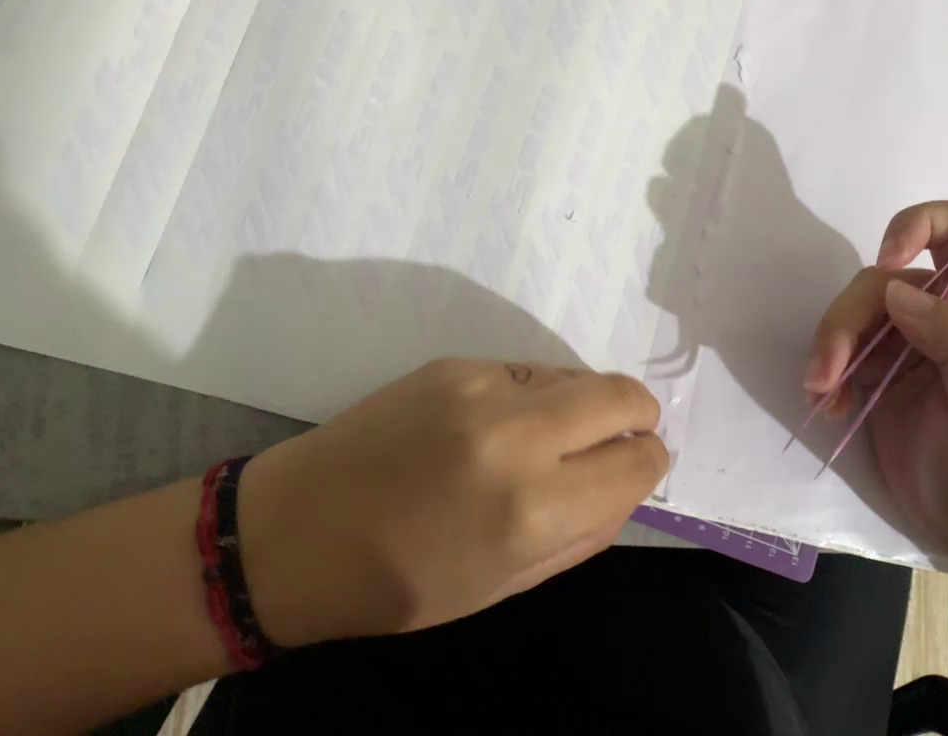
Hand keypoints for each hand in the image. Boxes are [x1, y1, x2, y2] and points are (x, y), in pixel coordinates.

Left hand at [235, 359, 667, 644]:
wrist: (295, 531)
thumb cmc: (401, 583)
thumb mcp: (504, 585)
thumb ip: (582, 534)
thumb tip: (629, 484)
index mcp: (531, 510)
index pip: (637, 463)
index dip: (651, 463)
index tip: (640, 467)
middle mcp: (515, 436)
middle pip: (622, 396)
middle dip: (640, 415)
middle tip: (625, 437)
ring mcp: (481, 387)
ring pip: (578, 375)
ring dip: (587, 404)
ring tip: (556, 436)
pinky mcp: (454, 363)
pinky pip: (528, 370)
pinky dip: (538, 395)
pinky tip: (504, 423)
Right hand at [804, 200, 947, 568]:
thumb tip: (898, 292)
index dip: (924, 222)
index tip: (888, 256)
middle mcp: (945, 317)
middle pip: (884, 276)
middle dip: (849, 316)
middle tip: (828, 372)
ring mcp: (908, 345)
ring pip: (855, 311)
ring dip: (828, 346)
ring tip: (821, 395)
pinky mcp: (877, 375)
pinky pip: (839, 350)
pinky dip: (825, 373)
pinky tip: (829, 407)